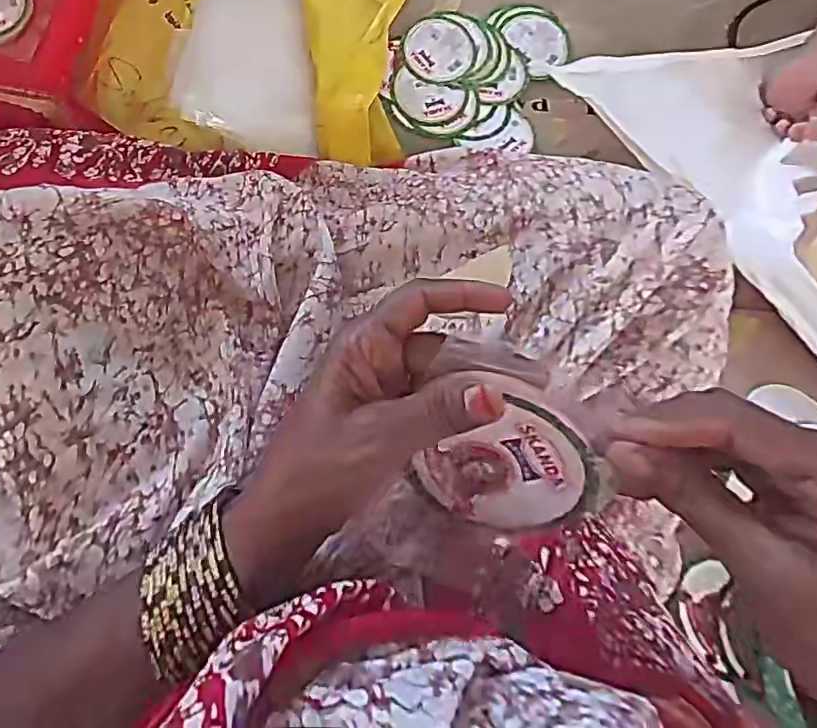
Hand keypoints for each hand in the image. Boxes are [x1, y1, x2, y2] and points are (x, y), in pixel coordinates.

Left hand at [224, 280, 512, 608]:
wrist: (282, 522)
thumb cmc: (319, 469)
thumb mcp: (381, 436)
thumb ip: (438, 412)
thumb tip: (496, 393)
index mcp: (365, 343)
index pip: (419, 300)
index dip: (463, 294)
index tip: (506, 304)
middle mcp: (376, 358)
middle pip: (440, 345)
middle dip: (484, 359)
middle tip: (535, 381)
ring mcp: (383, 388)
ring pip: (440, 377)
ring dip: (477, 390)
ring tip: (526, 406)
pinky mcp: (388, 417)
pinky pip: (432, 405)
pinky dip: (460, 413)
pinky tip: (491, 430)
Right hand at [606, 390, 816, 727]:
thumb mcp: (763, 572)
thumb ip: (693, 501)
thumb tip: (620, 451)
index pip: (744, 426)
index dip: (672, 423)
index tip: (615, 432)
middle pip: (731, 419)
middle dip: (664, 430)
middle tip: (606, 444)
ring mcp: (813, 458)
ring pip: (723, 430)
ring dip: (669, 443)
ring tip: (619, 457)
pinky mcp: (792, 472)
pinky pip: (729, 452)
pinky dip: (687, 460)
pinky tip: (652, 468)